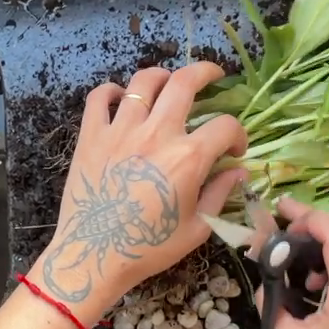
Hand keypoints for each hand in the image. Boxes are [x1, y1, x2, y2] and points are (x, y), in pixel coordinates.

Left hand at [32, 63, 247, 324]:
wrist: (93, 256)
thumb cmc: (148, 248)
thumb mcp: (197, 229)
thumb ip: (220, 194)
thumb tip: (237, 172)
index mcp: (188, 157)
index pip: (225, 126)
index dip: (238, 135)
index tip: (234, 150)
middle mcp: (156, 134)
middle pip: (185, 82)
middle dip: (206, 72)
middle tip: (213, 76)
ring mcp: (120, 131)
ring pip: (143, 81)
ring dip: (162, 76)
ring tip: (168, 82)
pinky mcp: (91, 136)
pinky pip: (100, 97)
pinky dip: (112, 91)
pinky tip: (121, 98)